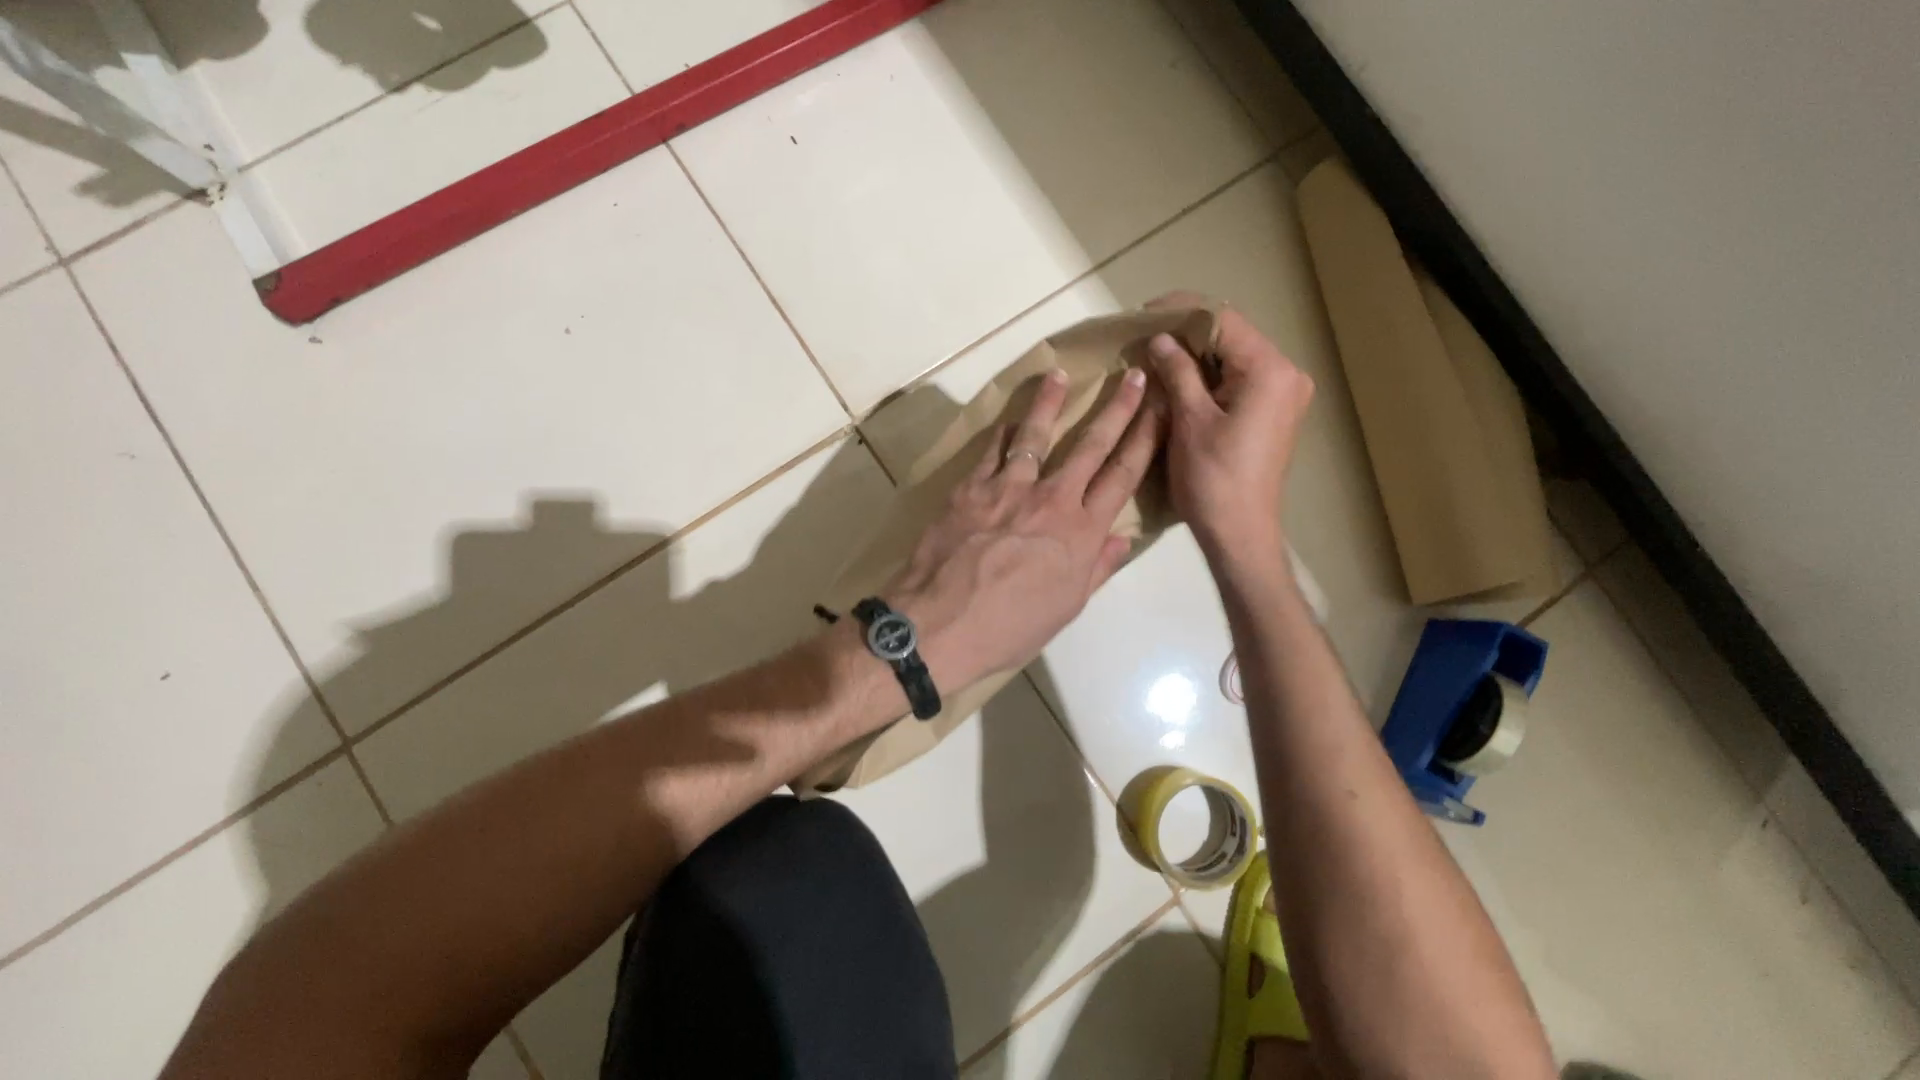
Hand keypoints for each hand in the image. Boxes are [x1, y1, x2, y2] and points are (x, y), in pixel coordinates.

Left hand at [886, 367, 1162, 689]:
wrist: (940, 623)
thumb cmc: (1010, 627)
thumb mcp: (1066, 607)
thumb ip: (1096, 568)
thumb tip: (1122, 539)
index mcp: (1082, 531)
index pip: (1123, 475)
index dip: (1145, 438)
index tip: (1159, 408)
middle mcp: (1052, 499)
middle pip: (1091, 445)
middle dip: (1116, 408)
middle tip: (1132, 375)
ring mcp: (1009, 488)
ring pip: (1036, 435)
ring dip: (1050, 402)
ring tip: (1057, 375)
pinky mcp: (971, 488)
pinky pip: (993, 452)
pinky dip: (1004, 434)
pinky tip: (1008, 421)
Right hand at [1144, 297, 1312, 559]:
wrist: (1239, 534)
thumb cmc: (1213, 480)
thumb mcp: (1189, 421)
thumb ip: (1177, 371)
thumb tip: (1159, 339)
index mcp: (1270, 371)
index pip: (1223, 320)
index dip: (1181, 312)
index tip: (1144, 314)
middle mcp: (1286, 374)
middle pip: (1231, 336)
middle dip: (1186, 333)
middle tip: (1144, 336)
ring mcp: (1283, 395)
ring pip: (1233, 358)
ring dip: (1195, 355)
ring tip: (1154, 356)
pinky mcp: (1273, 413)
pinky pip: (1238, 380)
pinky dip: (1208, 377)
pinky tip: (1178, 381)